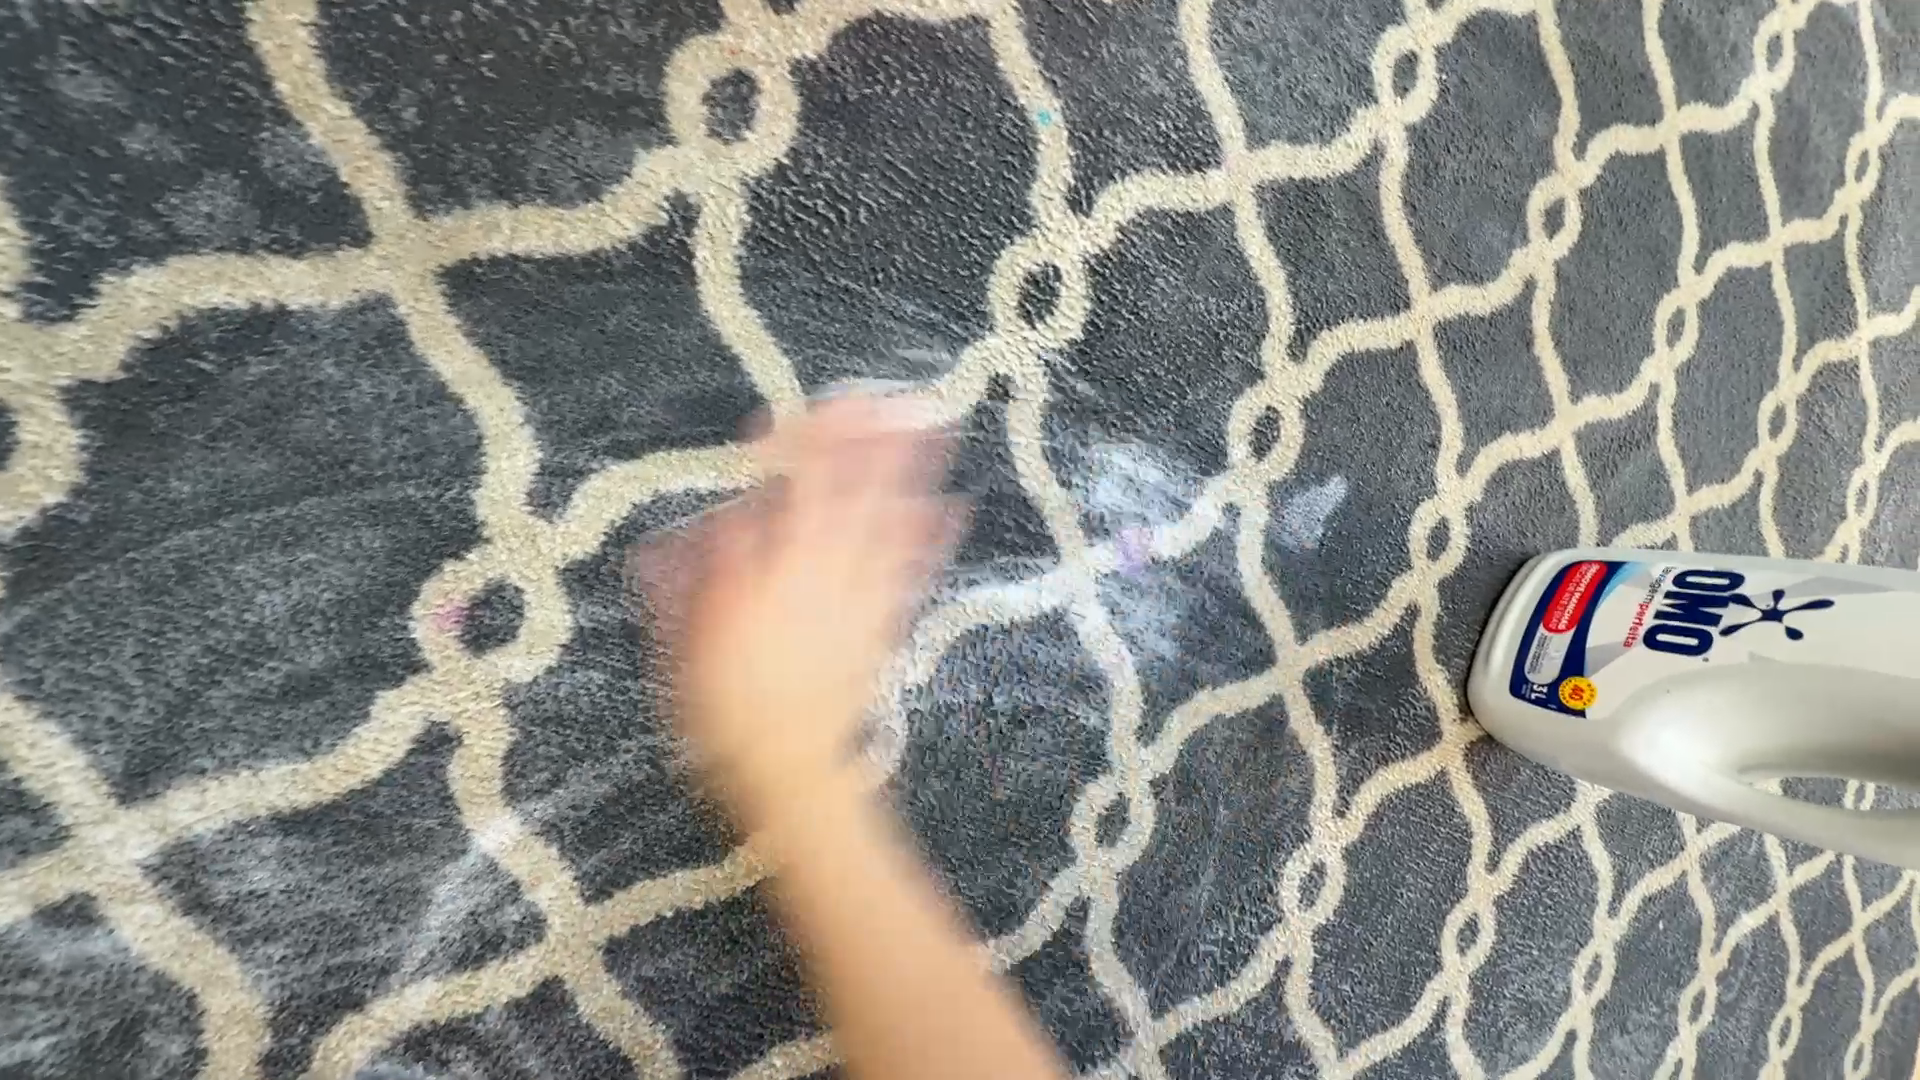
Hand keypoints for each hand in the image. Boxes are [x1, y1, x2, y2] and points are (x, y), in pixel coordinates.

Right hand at [634, 397, 959, 828]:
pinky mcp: (885, 625)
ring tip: (934, 425)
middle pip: (849, 496)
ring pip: (888, 523)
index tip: (807, 408)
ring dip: (911, 472)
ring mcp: (861, 600)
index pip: (787, 498)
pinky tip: (952, 507)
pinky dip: (932, 538)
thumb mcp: (693, 645)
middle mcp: (822, 577)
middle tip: (895, 394)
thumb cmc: (728, 710)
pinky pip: (913, 574)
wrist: (791, 772)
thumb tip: (725, 514)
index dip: (798, 449)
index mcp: (773, 577)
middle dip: (870, 442)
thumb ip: (708, 576)